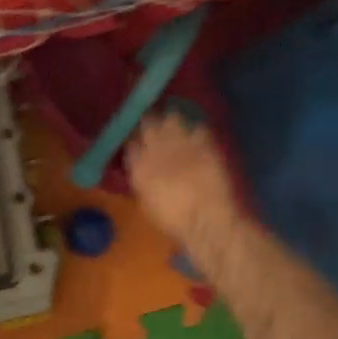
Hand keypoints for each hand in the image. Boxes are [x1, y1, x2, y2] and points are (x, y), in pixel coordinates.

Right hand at [125, 112, 238, 244]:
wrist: (205, 220)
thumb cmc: (173, 220)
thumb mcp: (148, 203)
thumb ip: (142, 180)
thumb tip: (141, 167)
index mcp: (139, 166)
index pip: (131, 142)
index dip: (135, 140)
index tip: (138, 141)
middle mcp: (156, 148)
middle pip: (149, 122)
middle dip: (151, 122)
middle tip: (156, 126)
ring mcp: (181, 142)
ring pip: (173, 118)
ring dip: (173, 121)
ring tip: (177, 126)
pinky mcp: (204, 144)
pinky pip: (199, 128)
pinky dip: (198, 132)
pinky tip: (199, 138)